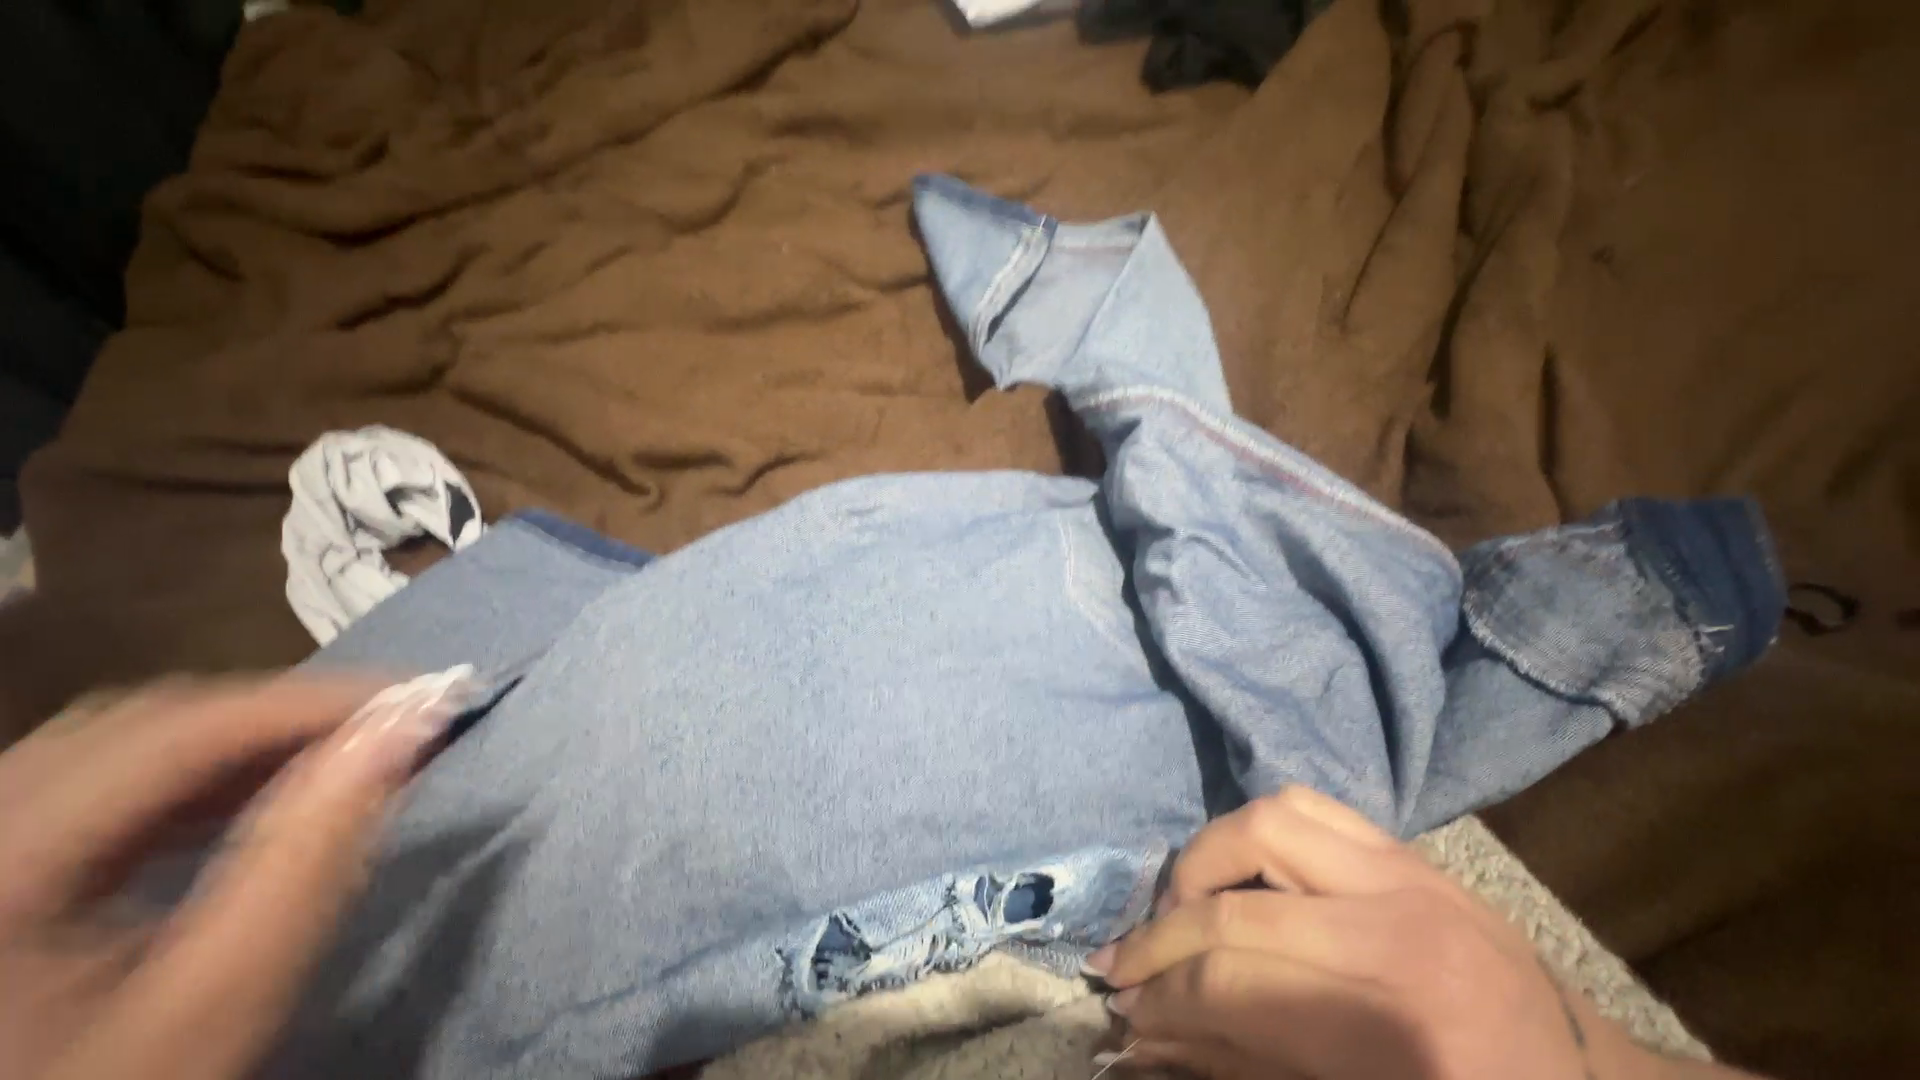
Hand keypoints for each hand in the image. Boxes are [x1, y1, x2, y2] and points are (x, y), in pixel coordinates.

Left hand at [0, 676, 450, 1079]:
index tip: (423, 698)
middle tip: (390, 724)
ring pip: (118, 748)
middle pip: (143, 725)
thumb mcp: (228, 992)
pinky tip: (253, 798)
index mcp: (7, 861)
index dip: (314, 703)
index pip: (181, 733)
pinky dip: (194, 777)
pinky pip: (95, 788)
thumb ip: (314, 853)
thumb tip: (406, 728)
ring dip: (243, 742)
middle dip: (282, 715)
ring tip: (341, 755)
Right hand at [1083, 787, 1748, 1079]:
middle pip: (1232, 908)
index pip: (1230, 987)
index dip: (1161, 1001)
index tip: (1122, 1014)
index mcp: (1390, 1028)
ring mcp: (1406, 876)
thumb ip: (1244, 1063)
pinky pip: (1312, 805)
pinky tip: (1242, 870)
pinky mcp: (1409, 852)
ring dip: (1202, 863)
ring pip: (1266, 825)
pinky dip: (1257, 829)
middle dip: (1159, 940)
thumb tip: (1147, 1036)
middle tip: (1126, 968)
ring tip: (1183, 908)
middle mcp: (1394, 933)